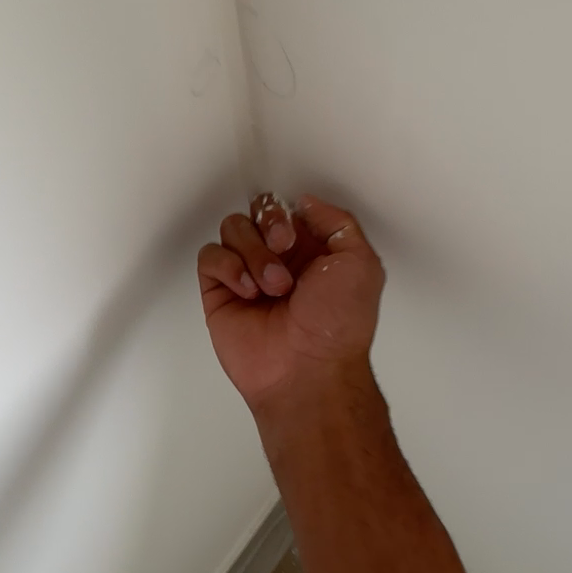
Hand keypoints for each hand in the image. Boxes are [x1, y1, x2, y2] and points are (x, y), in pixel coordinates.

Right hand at [197, 193, 384, 412]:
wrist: (308, 368)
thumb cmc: (338, 325)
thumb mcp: (360, 262)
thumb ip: (337, 221)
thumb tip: (305, 203)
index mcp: (311, 249)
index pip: (286, 207)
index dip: (287, 211)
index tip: (295, 234)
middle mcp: (278, 258)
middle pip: (256, 211)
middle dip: (269, 223)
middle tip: (282, 249)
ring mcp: (247, 274)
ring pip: (233, 228)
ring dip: (253, 252)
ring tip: (272, 286)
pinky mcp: (221, 293)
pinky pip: (210, 256)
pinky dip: (228, 267)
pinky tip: (248, 291)